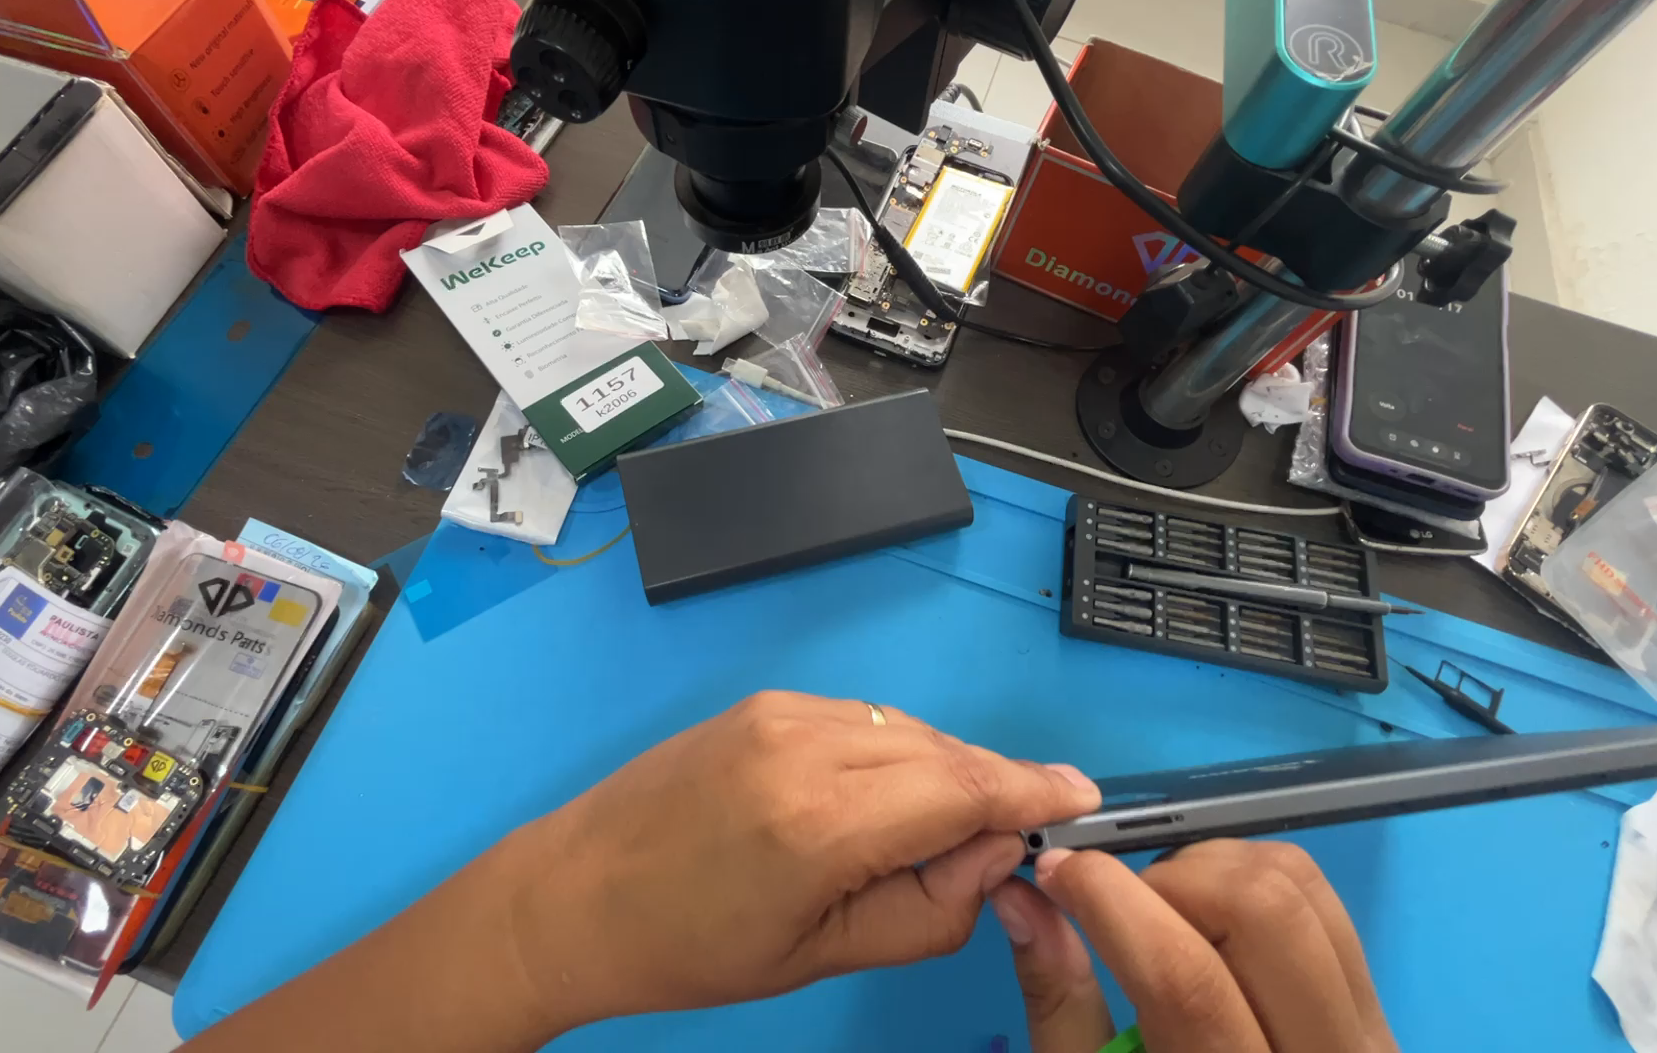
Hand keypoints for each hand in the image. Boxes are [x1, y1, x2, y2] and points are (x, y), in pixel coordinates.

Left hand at [502, 690, 1102, 1030]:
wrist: (576, 889)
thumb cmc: (690, 946)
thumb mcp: (819, 955)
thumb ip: (928, 909)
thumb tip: (996, 852)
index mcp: (818, 820)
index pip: (960, 787)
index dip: (1029, 790)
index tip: (1079, 796)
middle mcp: (804, 743)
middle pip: (938, 749)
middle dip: (992, 782)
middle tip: (1025, 824)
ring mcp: (779, 711)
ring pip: (903, 728)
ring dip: (942, 766)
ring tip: (949, 821)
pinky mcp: (764, 701)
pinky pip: (860, 719)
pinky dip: (894, 749)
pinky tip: (887, 791)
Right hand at [991, 841, 1397, 1052]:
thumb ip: (1056, 998)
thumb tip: (1020, 894)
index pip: (1185, 978)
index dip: (1104, 899)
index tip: (1052, 870)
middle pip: (1259, 908)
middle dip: (1162, 878)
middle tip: (1116, 904)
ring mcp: (1374, 1041)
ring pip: (1292, 883)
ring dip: (1203, 867)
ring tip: (1160, 909)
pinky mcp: (1380, 1012)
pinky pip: (1318, 895)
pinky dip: (1245, 872)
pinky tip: (1206, 915)